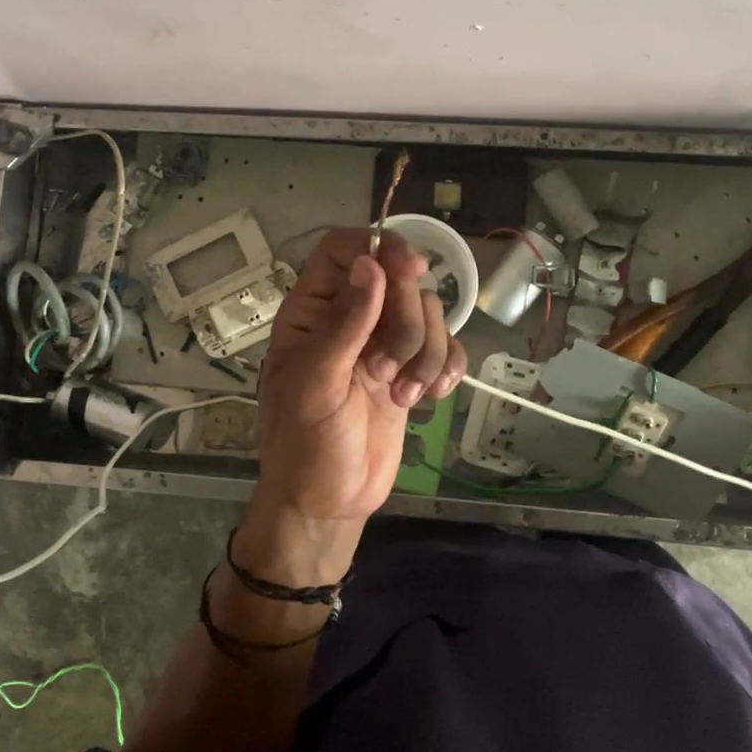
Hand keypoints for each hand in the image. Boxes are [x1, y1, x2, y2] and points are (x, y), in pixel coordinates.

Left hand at [252, 227, 468, 527]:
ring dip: (426, 353)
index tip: (411, 271)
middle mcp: (350, 319)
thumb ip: (343, 324)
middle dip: (406, 324)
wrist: (329, 503)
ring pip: (428, 313)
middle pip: (398, 280)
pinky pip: (446, 346)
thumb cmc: (305, 446)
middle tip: (384, 370)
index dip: (380, 247)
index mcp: (312, 312)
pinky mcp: (411, 371)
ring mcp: (383, 344)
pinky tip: (432, 395)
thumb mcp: (315, 385)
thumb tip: (371, 263)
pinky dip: (447, 367)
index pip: (343, 249)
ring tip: (402, 394)